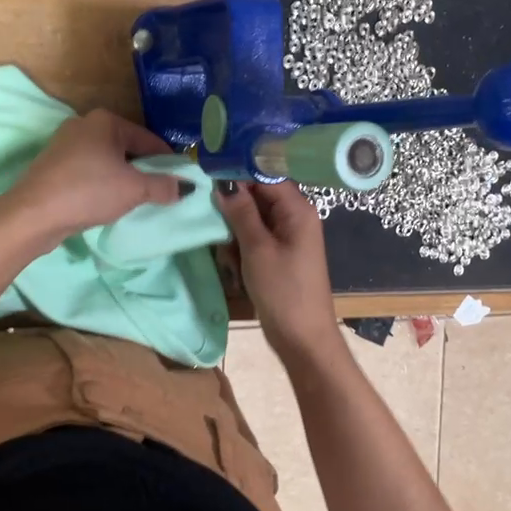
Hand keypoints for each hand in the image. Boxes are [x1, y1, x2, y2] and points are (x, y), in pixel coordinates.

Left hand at [0, 110, 186, 242]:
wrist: (33, 214)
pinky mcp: (53, 166)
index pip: (149, 140)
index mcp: (105, 121)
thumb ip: (163, 186)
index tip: (180, 182)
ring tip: (132, 201)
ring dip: (122, 179)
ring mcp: (65, 144)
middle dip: (143, 170)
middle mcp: (84, 125)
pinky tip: (105, 203)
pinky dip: (101, 184)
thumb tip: (185, 186)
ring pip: (107, 161)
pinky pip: (88, 172)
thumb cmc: (88, 191)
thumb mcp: (134, 189)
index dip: (167, 161)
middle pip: (127, 148)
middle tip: (158, 194)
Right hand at [213, 180, 338, 352]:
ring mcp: (286, 237)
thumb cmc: (283, 291)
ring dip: (234, 230)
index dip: (238, 172)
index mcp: (298, 209)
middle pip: (258, 195)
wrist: (302, 338)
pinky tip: (233, 264)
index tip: (207, 172)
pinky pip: (253, 237)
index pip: (266, 175)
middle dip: (234, 206)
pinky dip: (240, 246)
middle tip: (213, 217)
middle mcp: (295, 217)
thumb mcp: (257, 249)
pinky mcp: (277, 254)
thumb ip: (240, 212)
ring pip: (251, 218)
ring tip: (228, 253)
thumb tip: (223, 182)